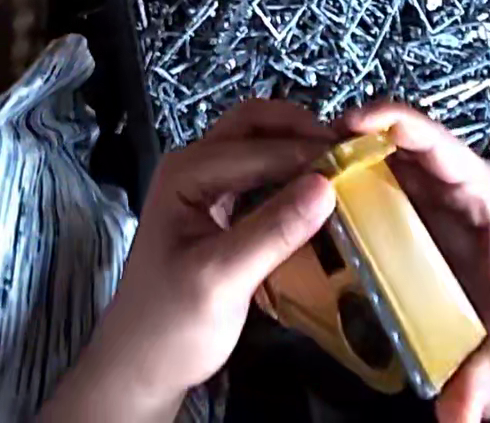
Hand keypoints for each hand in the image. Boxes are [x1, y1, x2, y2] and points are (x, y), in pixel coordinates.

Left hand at [40, 100, 338, 422]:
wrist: (139, 366)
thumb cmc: (172, 324)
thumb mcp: (222, 280)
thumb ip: (273, 231)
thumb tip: (326, 186)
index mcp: (185, 172)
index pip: (253, 149)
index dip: (302, 153)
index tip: (350, 162)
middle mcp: (193, 163)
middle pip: (250, 124)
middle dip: (296, 127)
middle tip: (343, 144)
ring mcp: (203, 180)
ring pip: (255, 140)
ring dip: (293, 141)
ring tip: (337, 157)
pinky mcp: (217, 201)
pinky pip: (256, 168)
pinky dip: (287, 167)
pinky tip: (313, 183)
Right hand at [339, 103, 489, 422]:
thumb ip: (486, 379)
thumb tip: (454, 414)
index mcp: (485, 192)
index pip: (437, 143)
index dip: (394, 123)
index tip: (352, 123)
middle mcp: (455, 181)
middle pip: (402, 139)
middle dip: (357, 134)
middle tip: (312, 147)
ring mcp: (433, 192)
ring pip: (385, 156)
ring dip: (348, 155)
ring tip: (306, 165)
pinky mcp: (416, 209)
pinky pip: (380, 182)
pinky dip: (351, 180)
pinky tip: (321, 192)